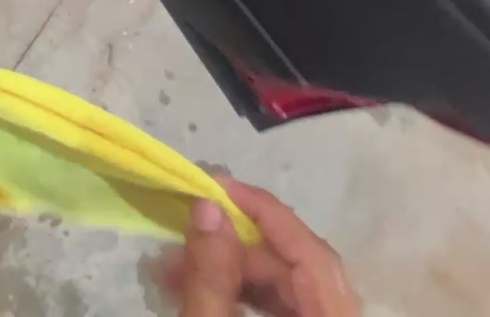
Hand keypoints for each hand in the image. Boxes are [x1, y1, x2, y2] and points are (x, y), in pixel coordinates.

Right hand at [166, 178, 362, 316]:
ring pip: (287, 285)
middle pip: (298, 268)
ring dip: (230, 267)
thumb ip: (210, 274)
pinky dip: (241, 289)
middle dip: (234, 245)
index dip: (266, 212)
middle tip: (181, 236)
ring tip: (175, 268)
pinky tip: (200, 287)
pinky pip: (284, 305)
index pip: (314, 255)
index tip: (215, 184)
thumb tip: (207, 206)